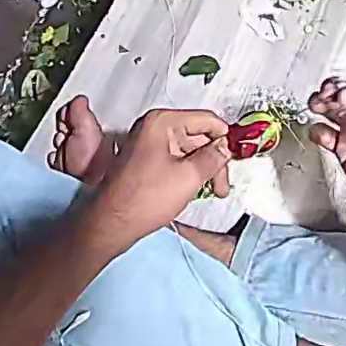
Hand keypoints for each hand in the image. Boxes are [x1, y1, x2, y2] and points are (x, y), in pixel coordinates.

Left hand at [79, 109, 230, 252]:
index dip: (224, 138)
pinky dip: (188, 171)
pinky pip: (176, 158)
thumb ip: (214, 157)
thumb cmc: (143, 200)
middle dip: (214, 158)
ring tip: (211, 190)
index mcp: (162, 122)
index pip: (207, 119)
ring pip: (189, 148)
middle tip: (222, 183)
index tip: (234, 155)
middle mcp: (153, 127)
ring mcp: (147, 142)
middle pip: (198, 134)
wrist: (111, 226)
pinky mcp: (145, 159)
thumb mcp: (190, 176)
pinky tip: (194, 188)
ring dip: (202, 167)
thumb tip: (227, 146)